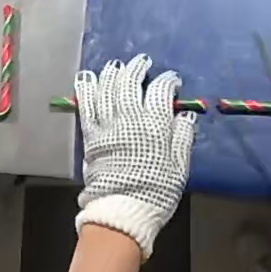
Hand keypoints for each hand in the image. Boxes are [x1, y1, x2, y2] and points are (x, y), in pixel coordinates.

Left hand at [73, 54, 196, 257]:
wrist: (122, 209)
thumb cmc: (155, 190)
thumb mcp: (179, 165)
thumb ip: (182, 136)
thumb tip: (184, 114)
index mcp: (155, 125)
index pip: (161, 92)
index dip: (167, 82)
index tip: (172, 80)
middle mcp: (130, 120)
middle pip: (130, 85)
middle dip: (136, 69)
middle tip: (141, 62)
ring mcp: (107, 126)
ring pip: (107, 90)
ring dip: (111, 74)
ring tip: (116, 66)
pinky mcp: (91, 135)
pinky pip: (86, 106)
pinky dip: (86, 89)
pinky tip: (86, 77)